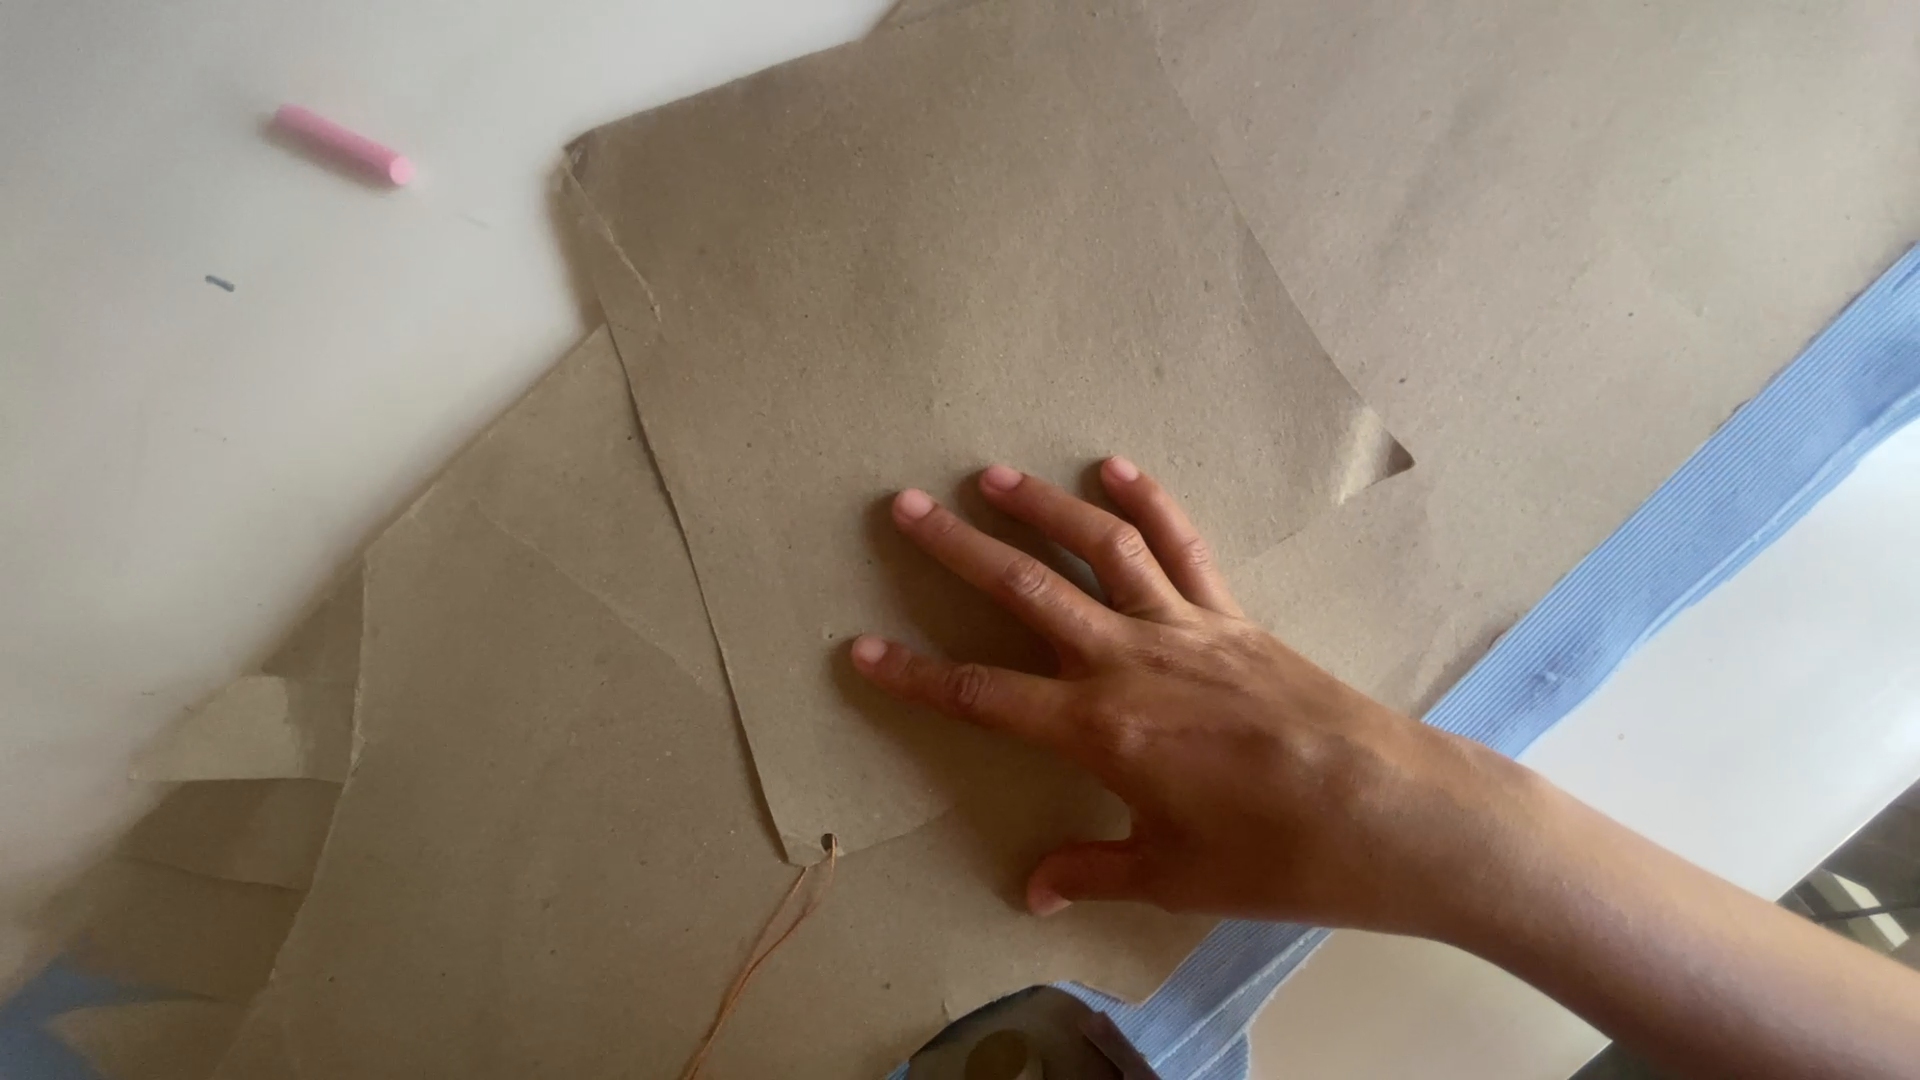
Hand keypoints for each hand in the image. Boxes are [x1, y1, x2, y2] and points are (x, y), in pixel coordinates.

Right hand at [849, 457, 1542, 936]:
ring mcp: (1181, 627)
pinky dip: (1147, 502)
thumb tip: (1031, 892)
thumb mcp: (1174, 876)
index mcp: (1101, 730)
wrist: (1395, 815)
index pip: (983, 697)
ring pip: (1098, 548)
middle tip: (906, 506)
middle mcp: (1128, 661)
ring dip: (1041, 506)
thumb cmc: (1278, 857)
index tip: (861, 649)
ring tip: (991, 475)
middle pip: (1025, 592)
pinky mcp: (1229, 613)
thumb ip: (1092, 869)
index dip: (914, 676)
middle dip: (957, 548)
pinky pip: (1182, 545)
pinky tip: (1113, 469)